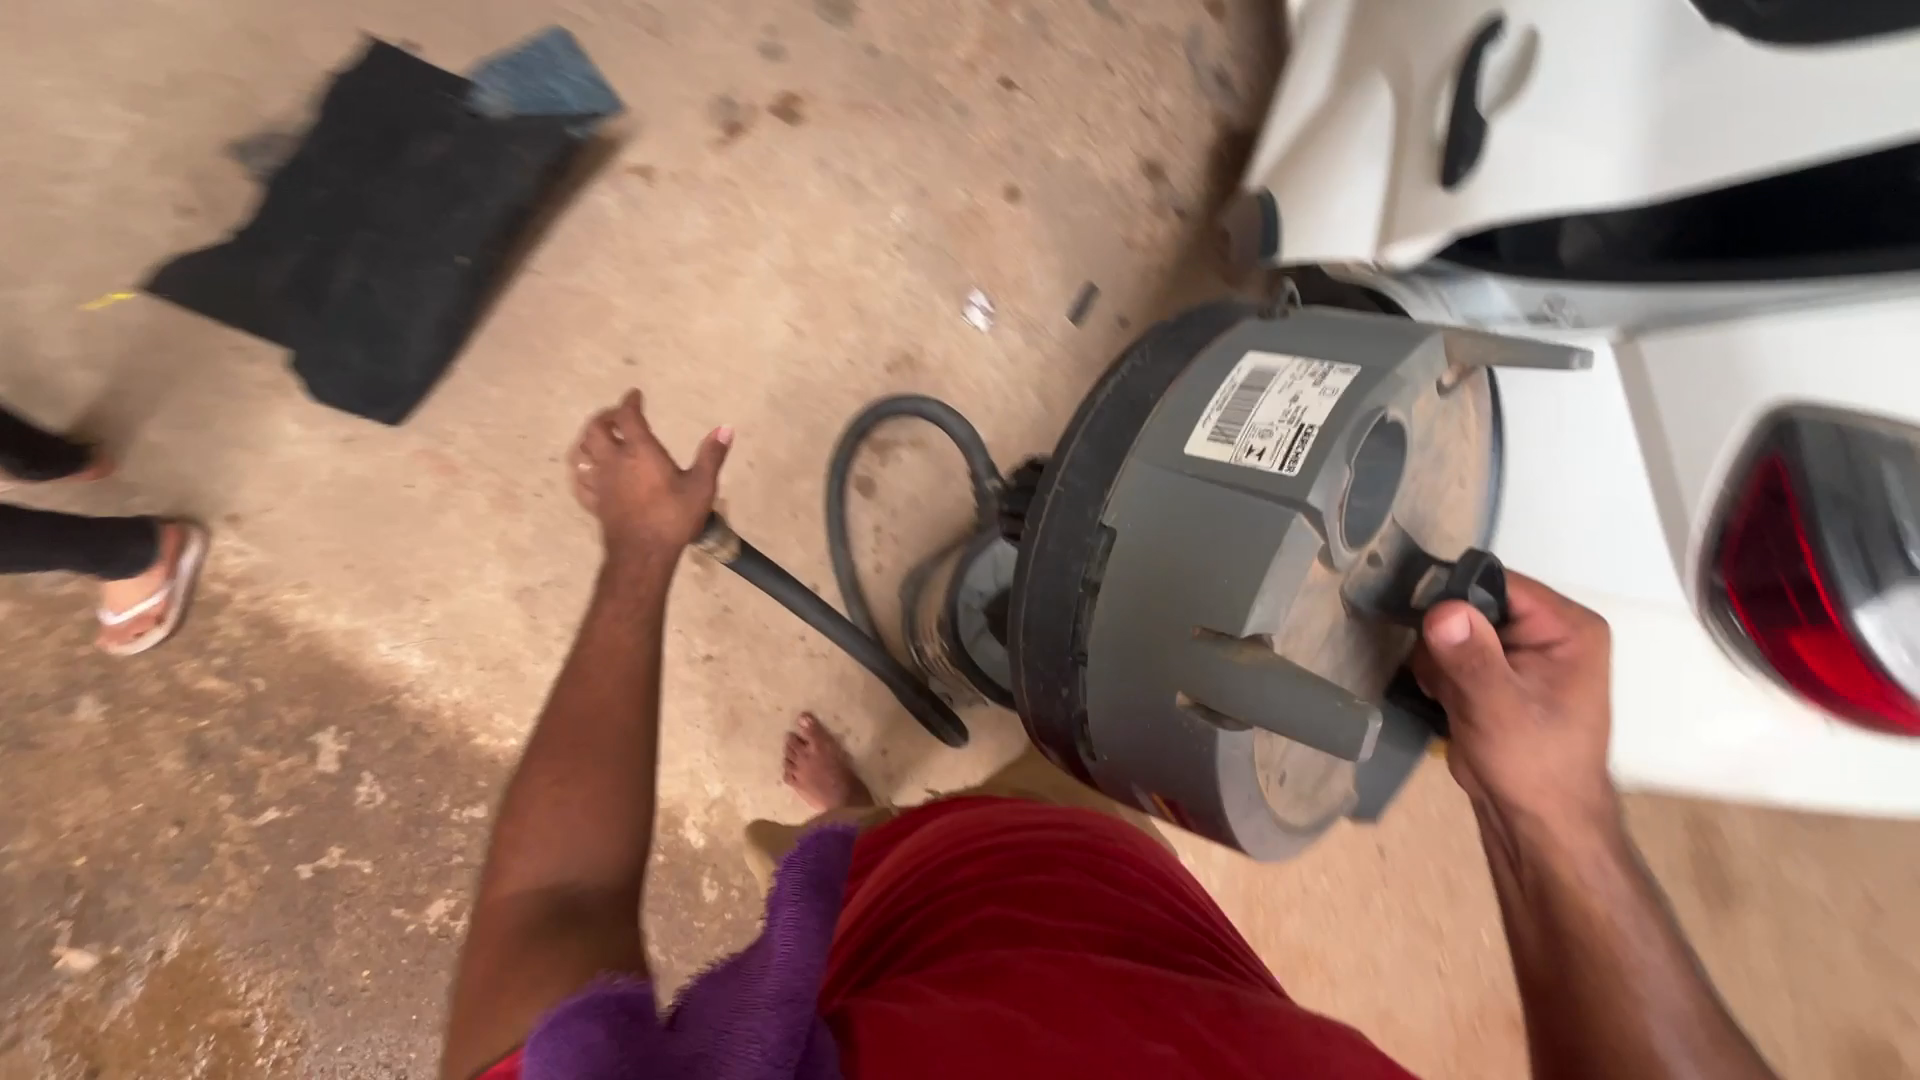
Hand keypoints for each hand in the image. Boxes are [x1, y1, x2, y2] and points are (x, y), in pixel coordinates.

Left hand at [567, 390, 731, 559]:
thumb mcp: (701, 486)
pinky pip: (580, 479)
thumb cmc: (673, 517)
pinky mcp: (594, 501)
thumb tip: (725, 428)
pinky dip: (582, 468)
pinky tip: (588, 470)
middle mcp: (614, 461)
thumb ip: (711, 456)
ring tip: (599, 438)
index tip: (635, 395)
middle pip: (595, 429)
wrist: (643, 553)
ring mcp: (599, 482)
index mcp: (640, 451)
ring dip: (588, 439)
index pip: (628, 417)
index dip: (630, 402)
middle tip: (617, 416)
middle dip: (605, 417)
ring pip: (581, 451)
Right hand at [1410, 571, 1616, 833]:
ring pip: (1450, 628)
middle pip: (1468, 602)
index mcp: (1567, 627)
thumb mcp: (1499, 708)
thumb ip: (1471, 657)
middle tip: (1441, 675)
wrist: (1534, 818)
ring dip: (1436, 660)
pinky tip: (1445, 700)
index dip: (1455, 599)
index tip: (1425, 629)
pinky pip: (1448, 651)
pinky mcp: (1495, 671)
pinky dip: (1436, 673)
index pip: (1497, 583)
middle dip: (1442, 638)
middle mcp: (1546, 630)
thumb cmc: (1533, 765)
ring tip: (1448, 694)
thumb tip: (1441, 610)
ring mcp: (1519, 651)